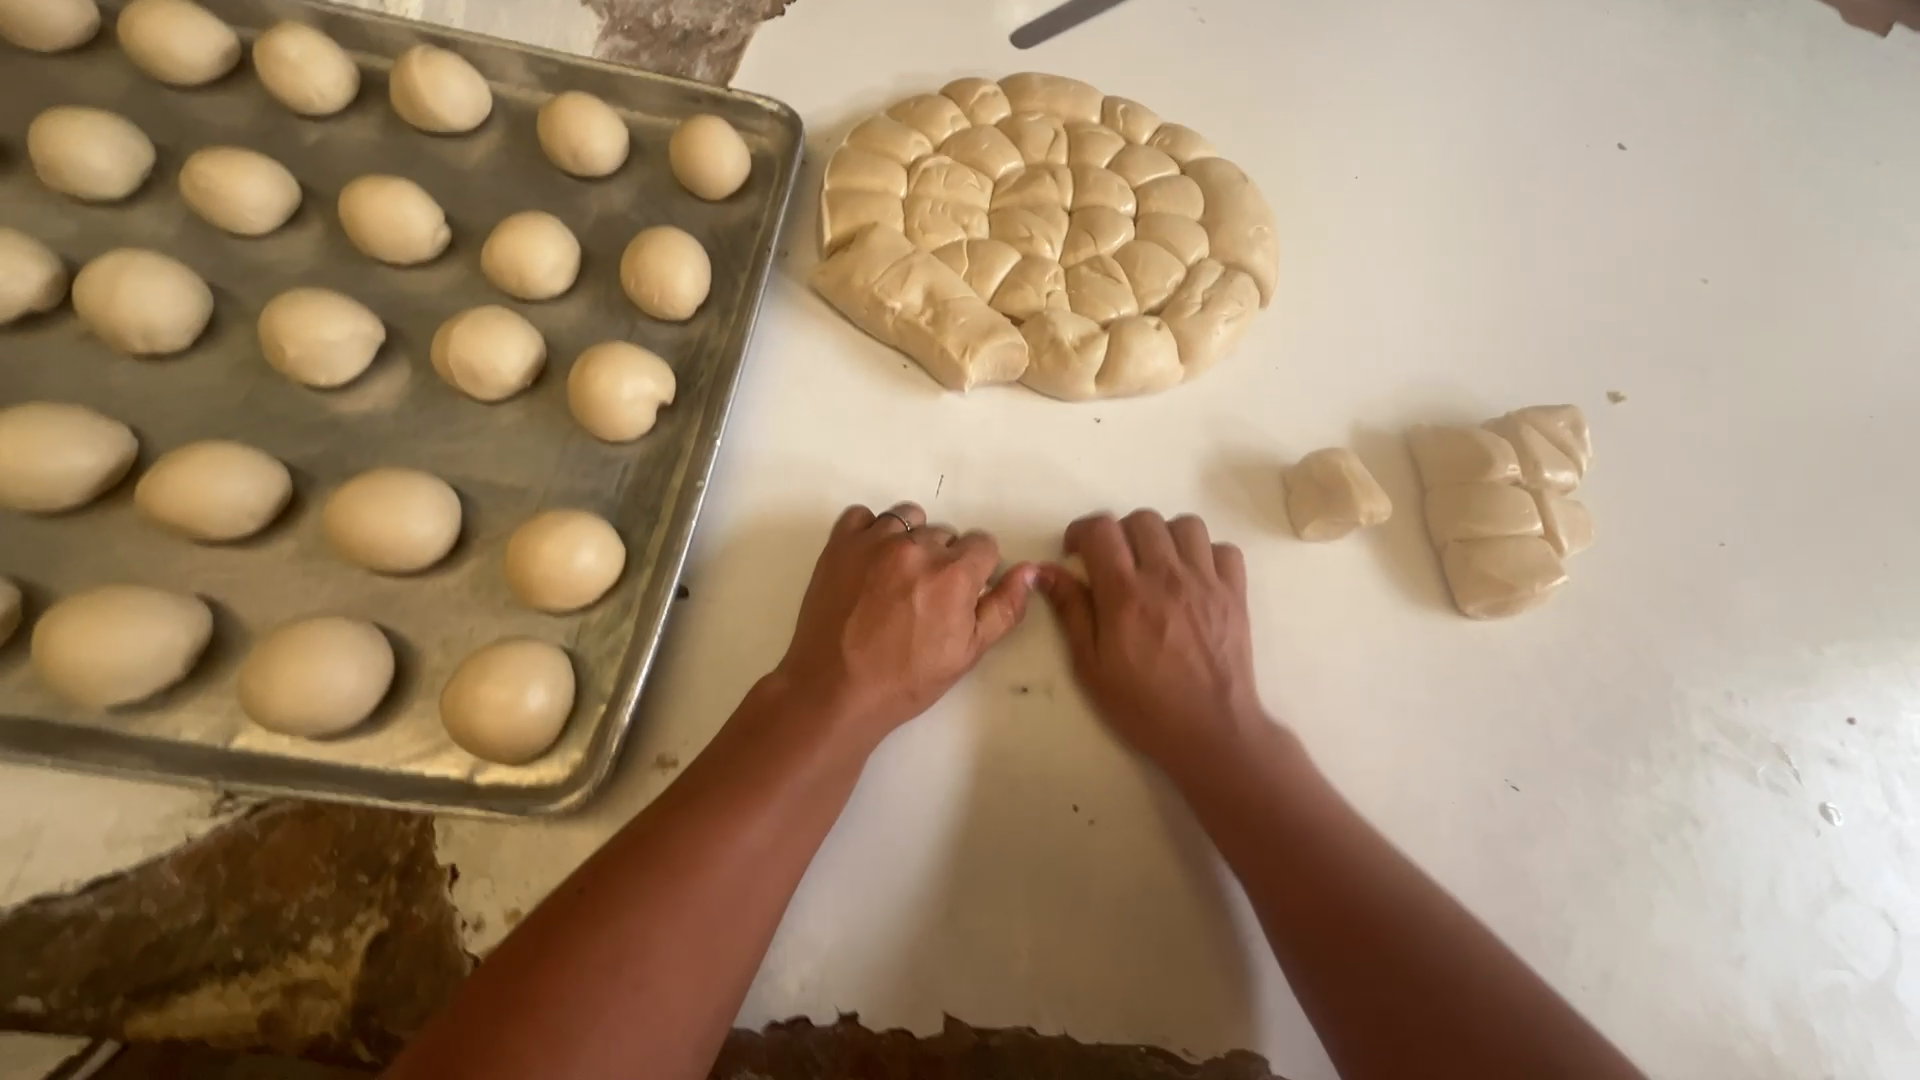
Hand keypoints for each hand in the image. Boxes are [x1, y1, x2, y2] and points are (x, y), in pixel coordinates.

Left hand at [771, 503, 1036, 743]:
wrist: (834, 690)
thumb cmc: (907, 679)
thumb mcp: (968, 653)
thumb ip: (1004, 608)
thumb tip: (1030, 572)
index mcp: (954, 574)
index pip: (983, 544)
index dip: (978, 570)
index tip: (961, 594)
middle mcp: (917, 547)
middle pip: (945, 535)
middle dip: (944, 559)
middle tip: (925, 597)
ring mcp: (874, 542)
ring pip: (907, 519)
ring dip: (910, 540)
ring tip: (897, 576)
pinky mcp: (840, 544)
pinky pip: (863, 516)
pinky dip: (870, 532)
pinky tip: (869, 561)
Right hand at [1039, 511, 1267, 770]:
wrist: (1210, 732)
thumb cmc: (1142, 705)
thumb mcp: (1090, 665)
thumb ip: (1070, 610)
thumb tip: (1044, 571)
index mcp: (1125, 593)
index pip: (1100, 530)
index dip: (1081, 531)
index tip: (1076, 552)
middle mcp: (1167, 576)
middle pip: (1141, 519)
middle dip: (1120, 533)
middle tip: (1114, 563)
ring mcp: (1206, 582)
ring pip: (1185, 525)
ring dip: (1164, 537)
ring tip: (1155, 565)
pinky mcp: (1235, 594)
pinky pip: (1223, 550)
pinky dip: (1205, 555)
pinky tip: (1193, 579)